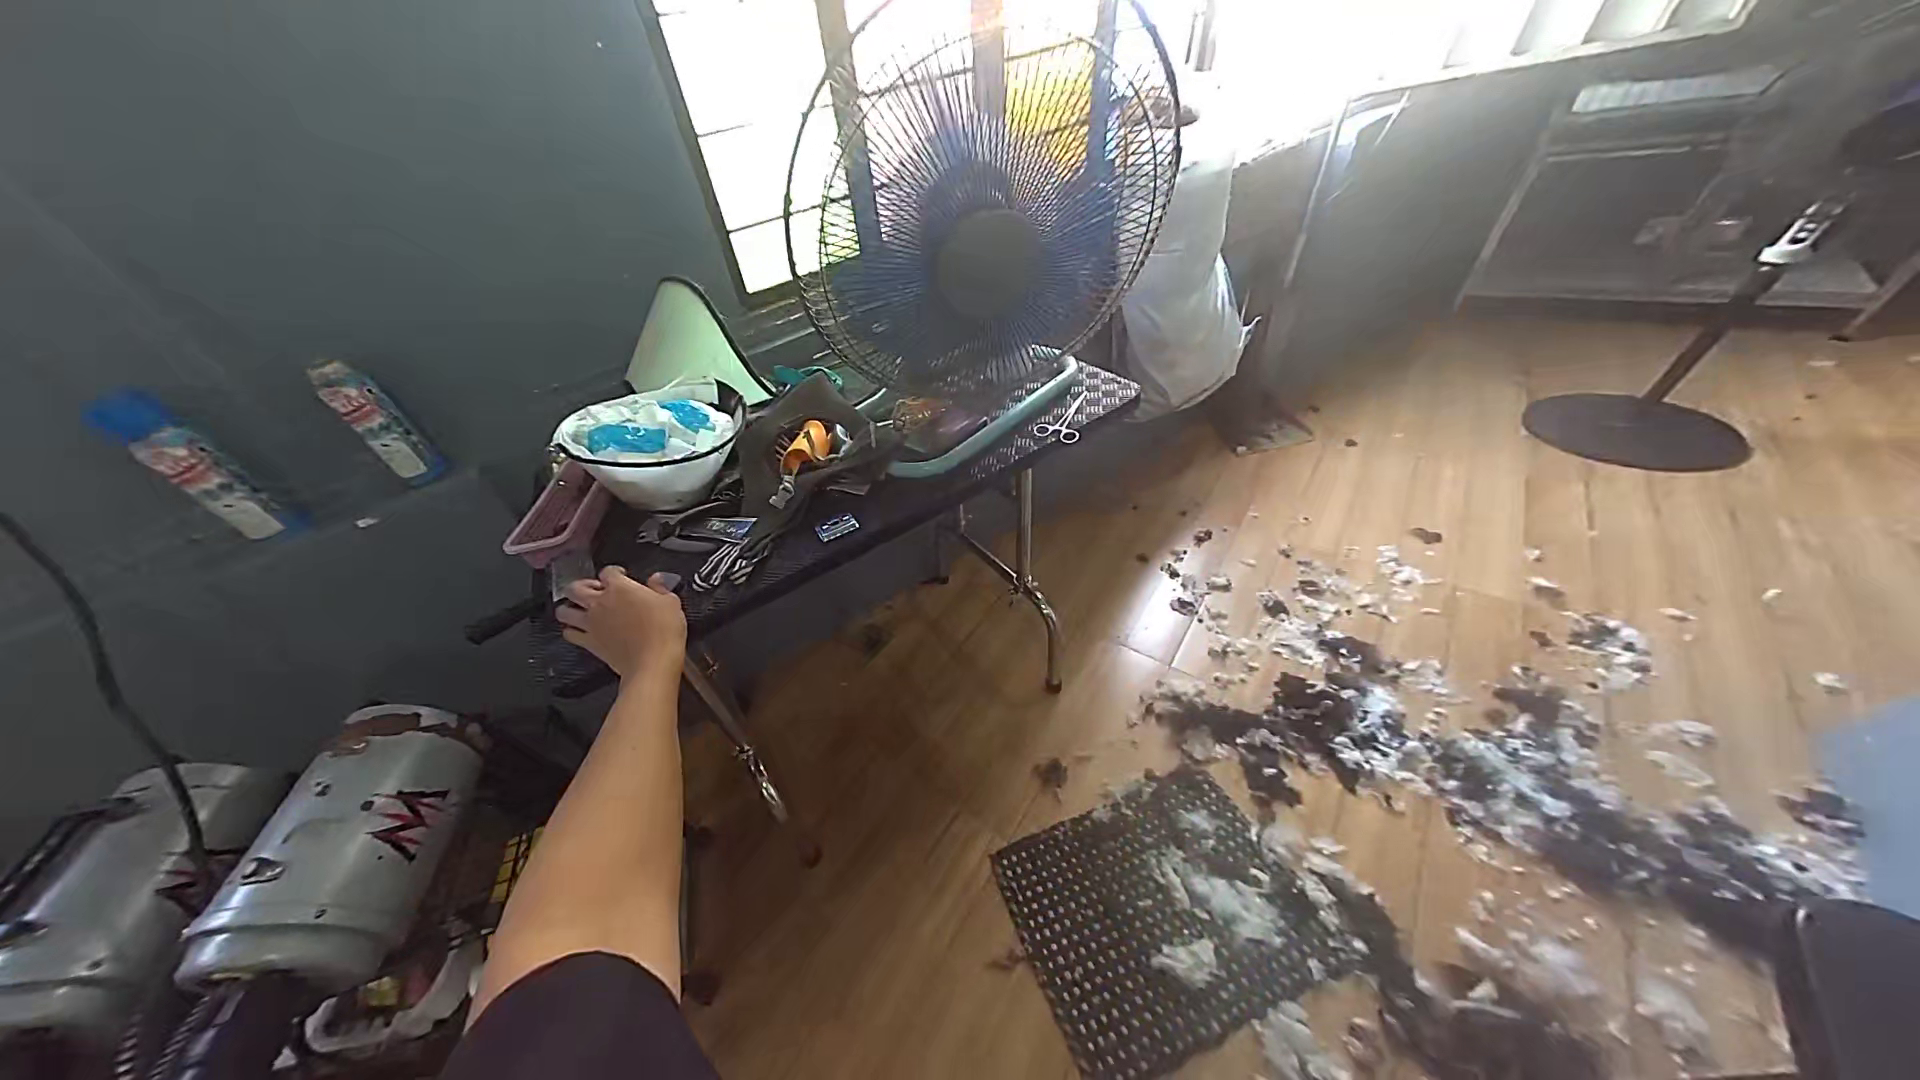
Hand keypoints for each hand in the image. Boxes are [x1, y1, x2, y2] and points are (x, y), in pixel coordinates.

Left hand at [557, 567, 685, 680]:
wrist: (652, 661)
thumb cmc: (664, 631)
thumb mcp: (671, 603)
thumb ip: (660, 588)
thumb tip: (657, 580)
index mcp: (621, 588)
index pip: (608, 572)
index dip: (614, 572)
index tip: (620, 575)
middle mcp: (600, 602)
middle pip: (575, 588)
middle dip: (581, 586)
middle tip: (593, 590)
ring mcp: (591, 623)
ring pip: (564, 611)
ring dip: (569, 608)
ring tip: (578, 609)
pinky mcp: (589, 642)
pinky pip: (569, 634)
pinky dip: (571, 631)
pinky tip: (579, 631)